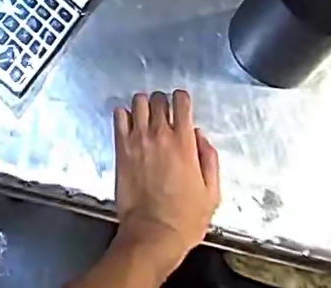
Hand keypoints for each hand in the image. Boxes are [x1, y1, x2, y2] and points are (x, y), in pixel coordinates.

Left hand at [111, 90, 220, 264]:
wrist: (153, 232)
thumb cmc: (185, 217)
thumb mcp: (212, 194)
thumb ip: (210, 160)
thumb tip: (200, 135)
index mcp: (184, 143)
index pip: (181, 101)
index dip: (182, 99)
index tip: (182, 106)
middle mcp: (160, 134)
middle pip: (159, 98)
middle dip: (163, 103)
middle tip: (165, 116)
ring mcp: (138, 137)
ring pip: (138, 101)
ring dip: (144, 105)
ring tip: (147, 118)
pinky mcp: (121, 145)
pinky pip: (119, 114)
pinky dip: (124, 114)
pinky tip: (130, 126)